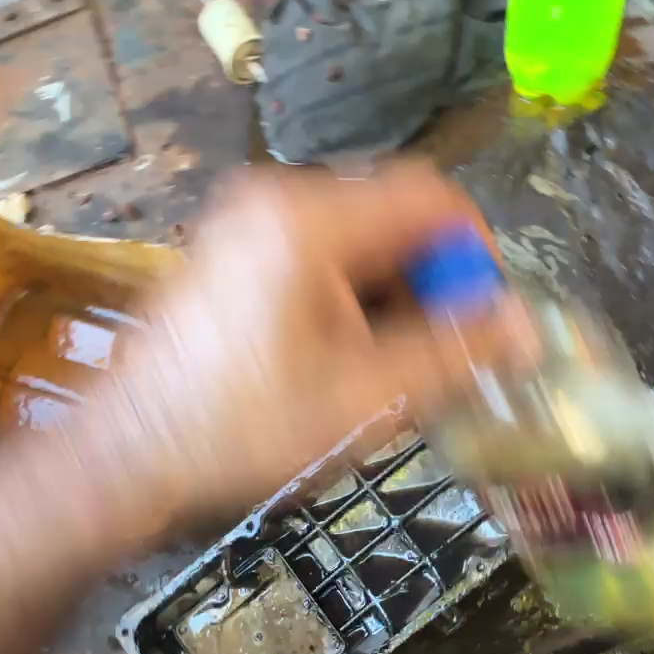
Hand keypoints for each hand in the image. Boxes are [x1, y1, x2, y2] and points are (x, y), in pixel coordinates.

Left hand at [74, 161, 520, 525]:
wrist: (126, 456)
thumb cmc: (242, 431)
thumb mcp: (363, 398)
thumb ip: (453, 355)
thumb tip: (527, 326)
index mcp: (310, 221)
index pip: (431, 197)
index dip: (476, 254)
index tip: (488, 319)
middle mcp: (275, 200)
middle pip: (394, 217)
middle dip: (431, 284)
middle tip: (439, 358)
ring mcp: (247, 224)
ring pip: (358, 242)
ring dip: (393, 297)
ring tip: (389, 368)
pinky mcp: (233, 253)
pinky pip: (319, 257)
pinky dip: (351, 299)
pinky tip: (345, 358)